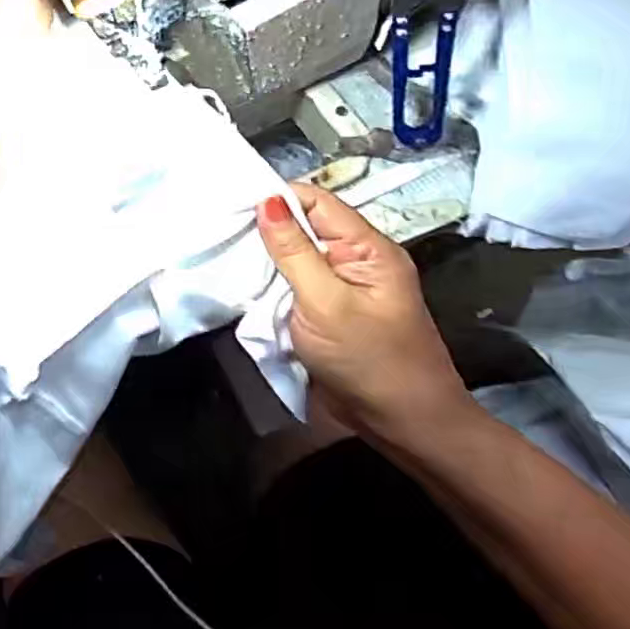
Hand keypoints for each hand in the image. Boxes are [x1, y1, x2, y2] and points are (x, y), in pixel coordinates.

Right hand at [255, 181, 473, 444]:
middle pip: (304, 224)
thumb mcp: (326, 303)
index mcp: (368, 247)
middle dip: (266, 229)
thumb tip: (266, 201)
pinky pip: (295, 282)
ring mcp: (342, 285)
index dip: (276, 199)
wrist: (404, 428)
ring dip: (267, 259)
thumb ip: (293, 251)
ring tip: (229, 255)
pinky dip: (272, 282)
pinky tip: (248, 283)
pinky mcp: (329, 308)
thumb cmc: (370, 362)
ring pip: (295, 254)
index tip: (234, 209)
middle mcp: (356, 258)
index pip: (315, 202)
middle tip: (224, 233)